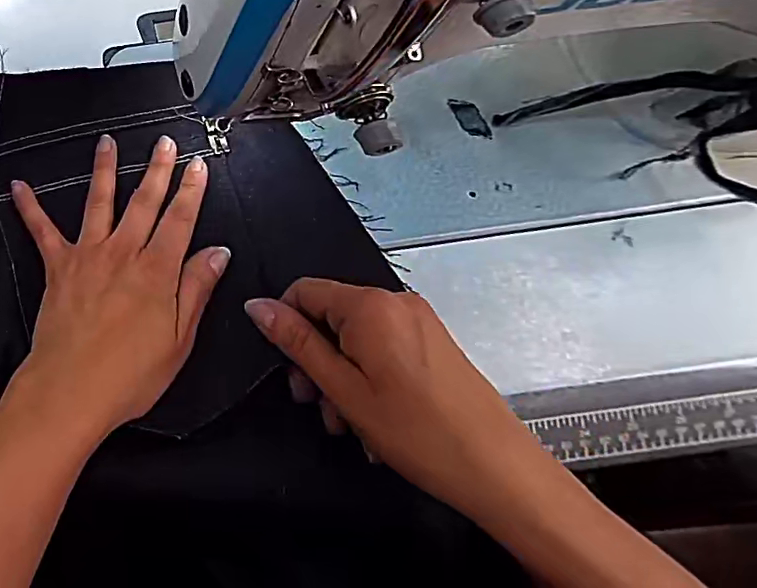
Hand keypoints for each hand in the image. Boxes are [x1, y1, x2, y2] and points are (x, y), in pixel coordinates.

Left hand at [9, 134, 229, 439]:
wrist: (69, 392)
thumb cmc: (128, 374)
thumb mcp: (180, 338)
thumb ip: (198, 288)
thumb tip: (218, 253)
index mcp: (156, 271)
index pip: (180, 219)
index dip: (191, 190)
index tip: (197, 166)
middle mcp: (124, 254)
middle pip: (145, 201)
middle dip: (158, 168)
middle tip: (165, 142)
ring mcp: (89, 256)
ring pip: (99, 202)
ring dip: (105, 170)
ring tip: (107, 143)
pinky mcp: (59, 268)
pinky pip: (42, 231)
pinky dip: (30, 208)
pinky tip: (19, 187)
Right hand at [243, 280, 551, 525]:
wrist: (496, 467)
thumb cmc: (423, 433)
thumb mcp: (344, 390)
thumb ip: (298, 343)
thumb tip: (261, 308)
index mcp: (370, 304)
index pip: (304, 289)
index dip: (286, 325)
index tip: (287, 364)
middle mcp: (395, 300)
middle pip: (332, 314)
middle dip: (316, 358)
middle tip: (318, 402)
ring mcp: (417, 318)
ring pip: (357, 334)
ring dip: (343, 374)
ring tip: (350, 420)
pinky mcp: (431, 337)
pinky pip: (384, 343)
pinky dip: (369, 373)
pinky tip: (375, 416)